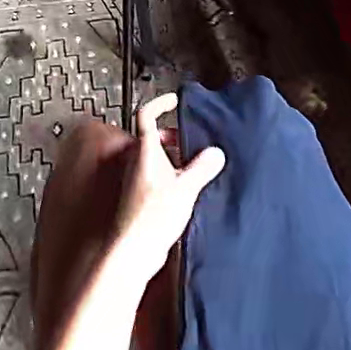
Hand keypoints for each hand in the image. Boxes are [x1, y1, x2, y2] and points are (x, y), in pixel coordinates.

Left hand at [108, 93, 226, 279]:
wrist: (134, 249)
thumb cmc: (153, 215)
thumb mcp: (185, 188)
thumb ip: (202, 168)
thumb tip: (216, 153)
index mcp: (145, 149)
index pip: (146, 115)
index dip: (159, 104)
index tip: (173, 100)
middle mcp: (137, 160)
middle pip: (153, 136)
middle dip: (173, 136)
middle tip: (192, 140)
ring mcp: (137, 178)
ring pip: (155, 157)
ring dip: (173, 157)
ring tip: (194, 166)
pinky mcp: (140, 196)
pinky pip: (156, 175)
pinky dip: (171, 174)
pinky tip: (187, 189)